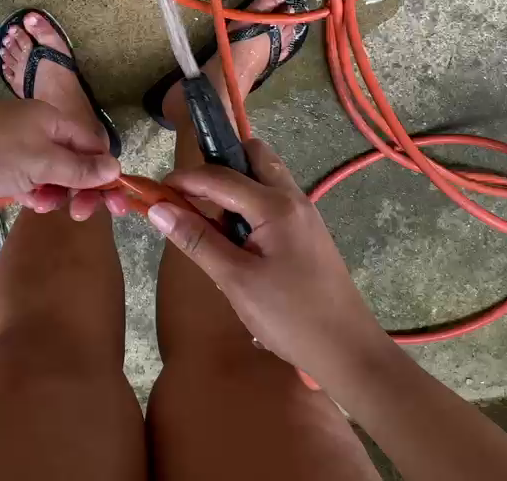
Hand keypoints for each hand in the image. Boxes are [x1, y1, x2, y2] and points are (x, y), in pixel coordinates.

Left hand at [0, 100, 120, 210]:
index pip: (92, 144)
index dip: (105, 171)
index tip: (112, 204)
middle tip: (81, 214)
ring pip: (51, 174)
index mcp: (53, 119)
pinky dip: (34, 194)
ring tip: (45, 207)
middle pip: (73, 160)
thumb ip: (79, 168)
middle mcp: (38, 130)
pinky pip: (28, 181)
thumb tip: (116, 167)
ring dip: (56, 193)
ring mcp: (17, 148)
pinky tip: (31, 205)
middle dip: (82, 187)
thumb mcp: (42, 161)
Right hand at [146, 139, 391, 377]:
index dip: (184, 179)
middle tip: (192, 193)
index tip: (157, 189)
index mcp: (275, 206)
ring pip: (264, 174)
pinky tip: (236, 236)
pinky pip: (273, 196)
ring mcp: (304, 213)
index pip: (220, 176)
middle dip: (218, 162)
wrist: (350, 352)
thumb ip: (197, 240)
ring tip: (212, 218)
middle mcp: (292, 198)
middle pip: (252, 154)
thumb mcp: (235, 280)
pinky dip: (250, 200)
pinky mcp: (307, 230)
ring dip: (235, 182)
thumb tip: (158, 208)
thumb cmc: (291, 317)